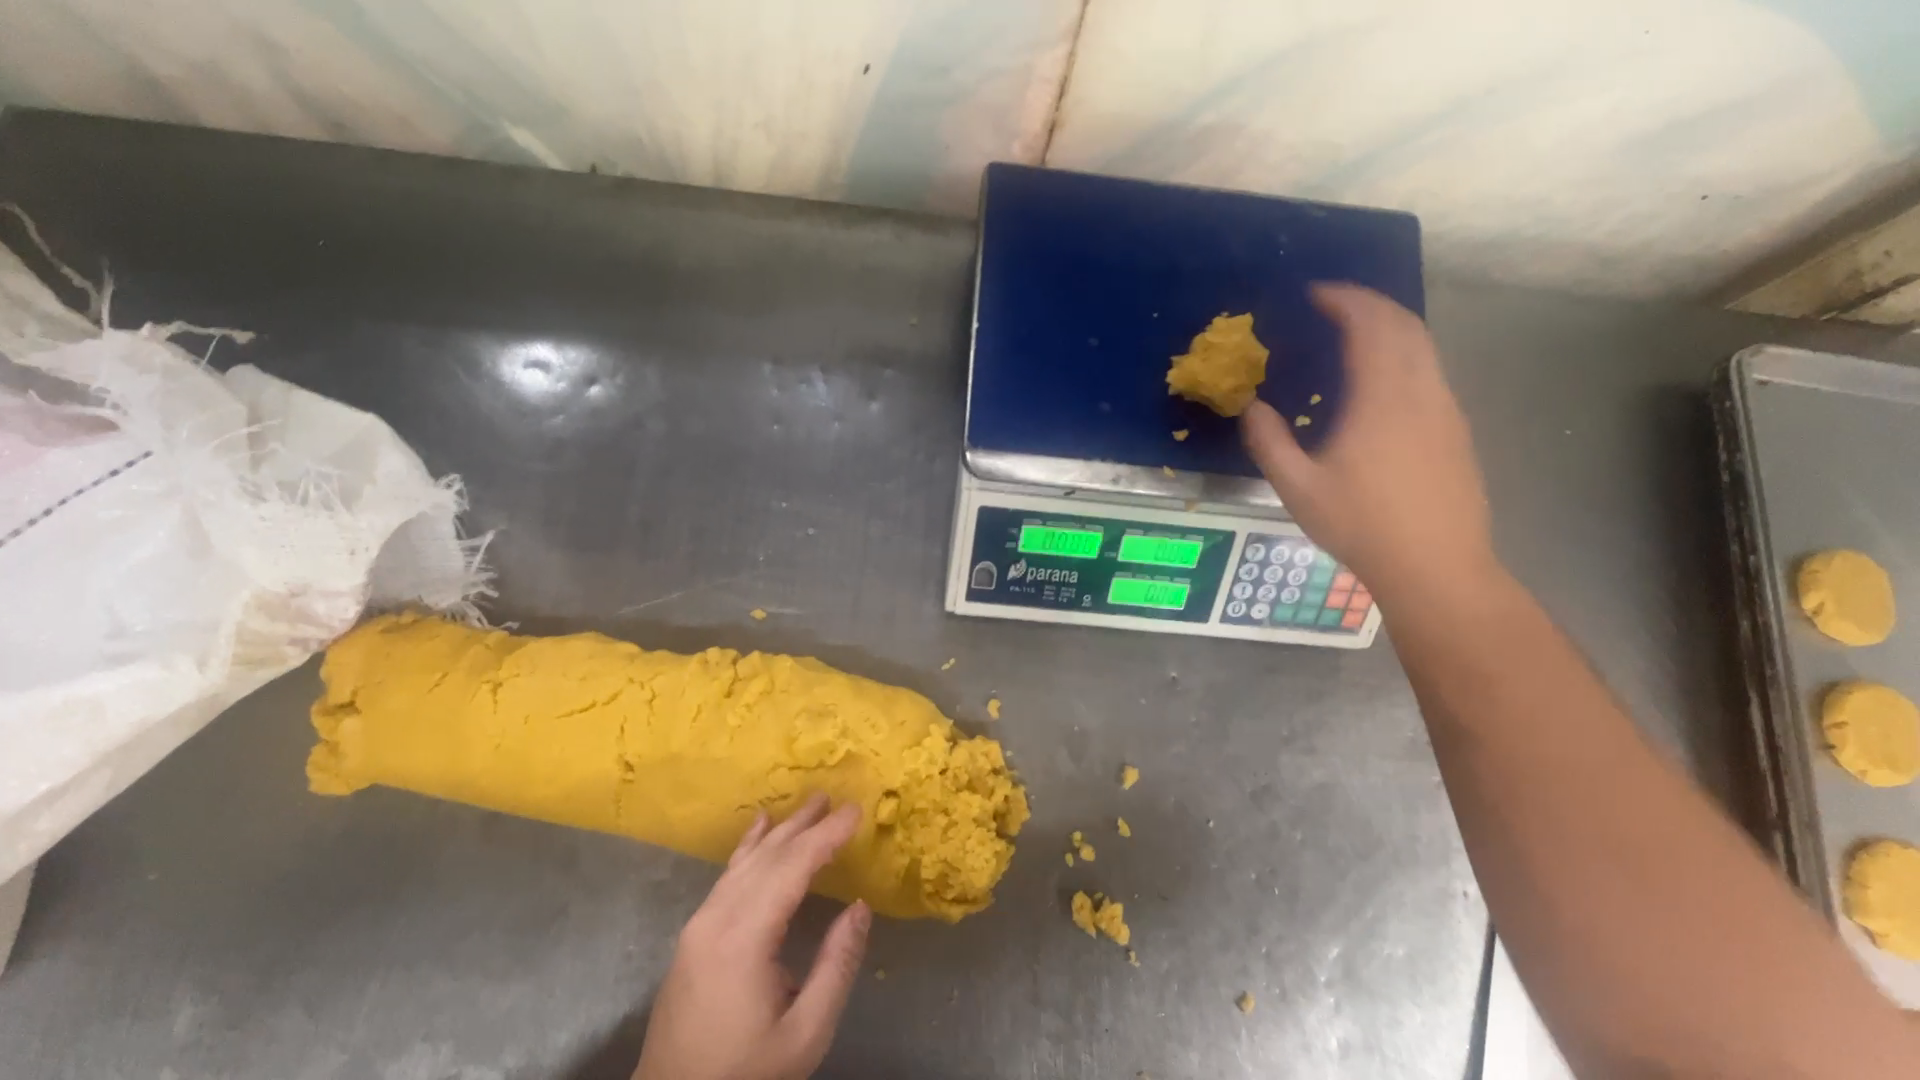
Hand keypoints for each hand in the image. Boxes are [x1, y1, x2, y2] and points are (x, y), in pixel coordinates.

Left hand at [632, 794, 869, 1079]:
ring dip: (778, 833)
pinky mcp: (693, 938)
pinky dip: (749, 849)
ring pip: (743, 863)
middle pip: (765, 858)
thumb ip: (836, 965)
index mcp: (743, 939)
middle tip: (835, 797)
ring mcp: (698, 927)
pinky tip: (757, 834)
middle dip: (803, 825)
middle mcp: (715, 920)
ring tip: (806, 807)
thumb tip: (859, 907)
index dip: (825, 837)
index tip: (856, 811)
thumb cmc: (746, 1070)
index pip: (791, 869)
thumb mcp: (806, 1031)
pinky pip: (726, 878)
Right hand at [1242, 283, 1492, 602]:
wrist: (1437, 566)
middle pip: (1404, 324)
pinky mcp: (1456, 429)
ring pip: (1424, 346)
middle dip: (1369, 303)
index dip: (1343, 299)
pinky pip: (1430, 370)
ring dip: (1390, 327)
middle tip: (1332, 304)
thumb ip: (1269, 443)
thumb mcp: (1299, 489)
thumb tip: (1251, 407)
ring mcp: (1445, 408)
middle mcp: (1421, 390)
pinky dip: (1404, 354)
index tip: (1314, 293)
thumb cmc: (1363, 526)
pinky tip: (1381, 381)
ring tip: (1354, 334)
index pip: (1370, 324)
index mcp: (1382, 398)